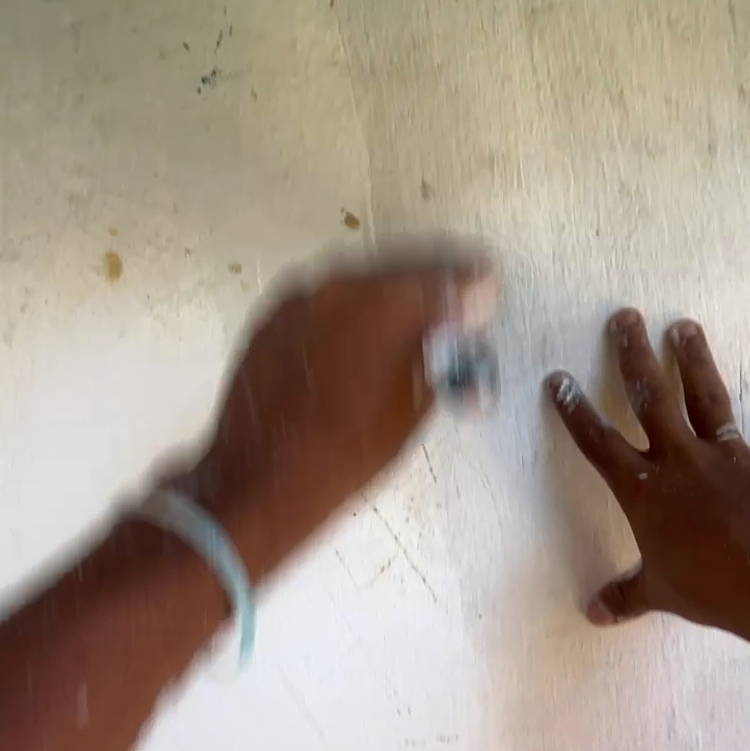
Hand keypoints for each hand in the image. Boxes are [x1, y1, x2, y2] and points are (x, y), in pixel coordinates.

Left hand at [186, 252, 494, 576]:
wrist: (263, 478)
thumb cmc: (346, 454)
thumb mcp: (413, 408)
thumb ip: (438, 356)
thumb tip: (450, 333)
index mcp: (387, 305)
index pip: (446, 278)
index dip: (473, 286)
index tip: (486, 291)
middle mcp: (341, 286)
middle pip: (401, 272)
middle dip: (431, 288)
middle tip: (453, 306)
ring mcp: (299, 299)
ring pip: (358, 284)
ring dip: (387, 300)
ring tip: (407, 326)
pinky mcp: (271, 318)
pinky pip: (323, 304)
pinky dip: (348, 315)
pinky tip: (359, 340)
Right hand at [545, 308, 749, 642]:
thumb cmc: (710, 588)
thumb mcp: (660, 593)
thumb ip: (626, 596)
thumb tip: (593, 615)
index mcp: (645, 489)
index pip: (599, 443)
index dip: (575, 411)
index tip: (559, 378)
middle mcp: (681, 461)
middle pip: (651, 398)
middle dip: (634, 356)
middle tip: (626, 316)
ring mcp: (729, 458)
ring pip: (707, 399)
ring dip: (695, 361)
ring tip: (686, 326)